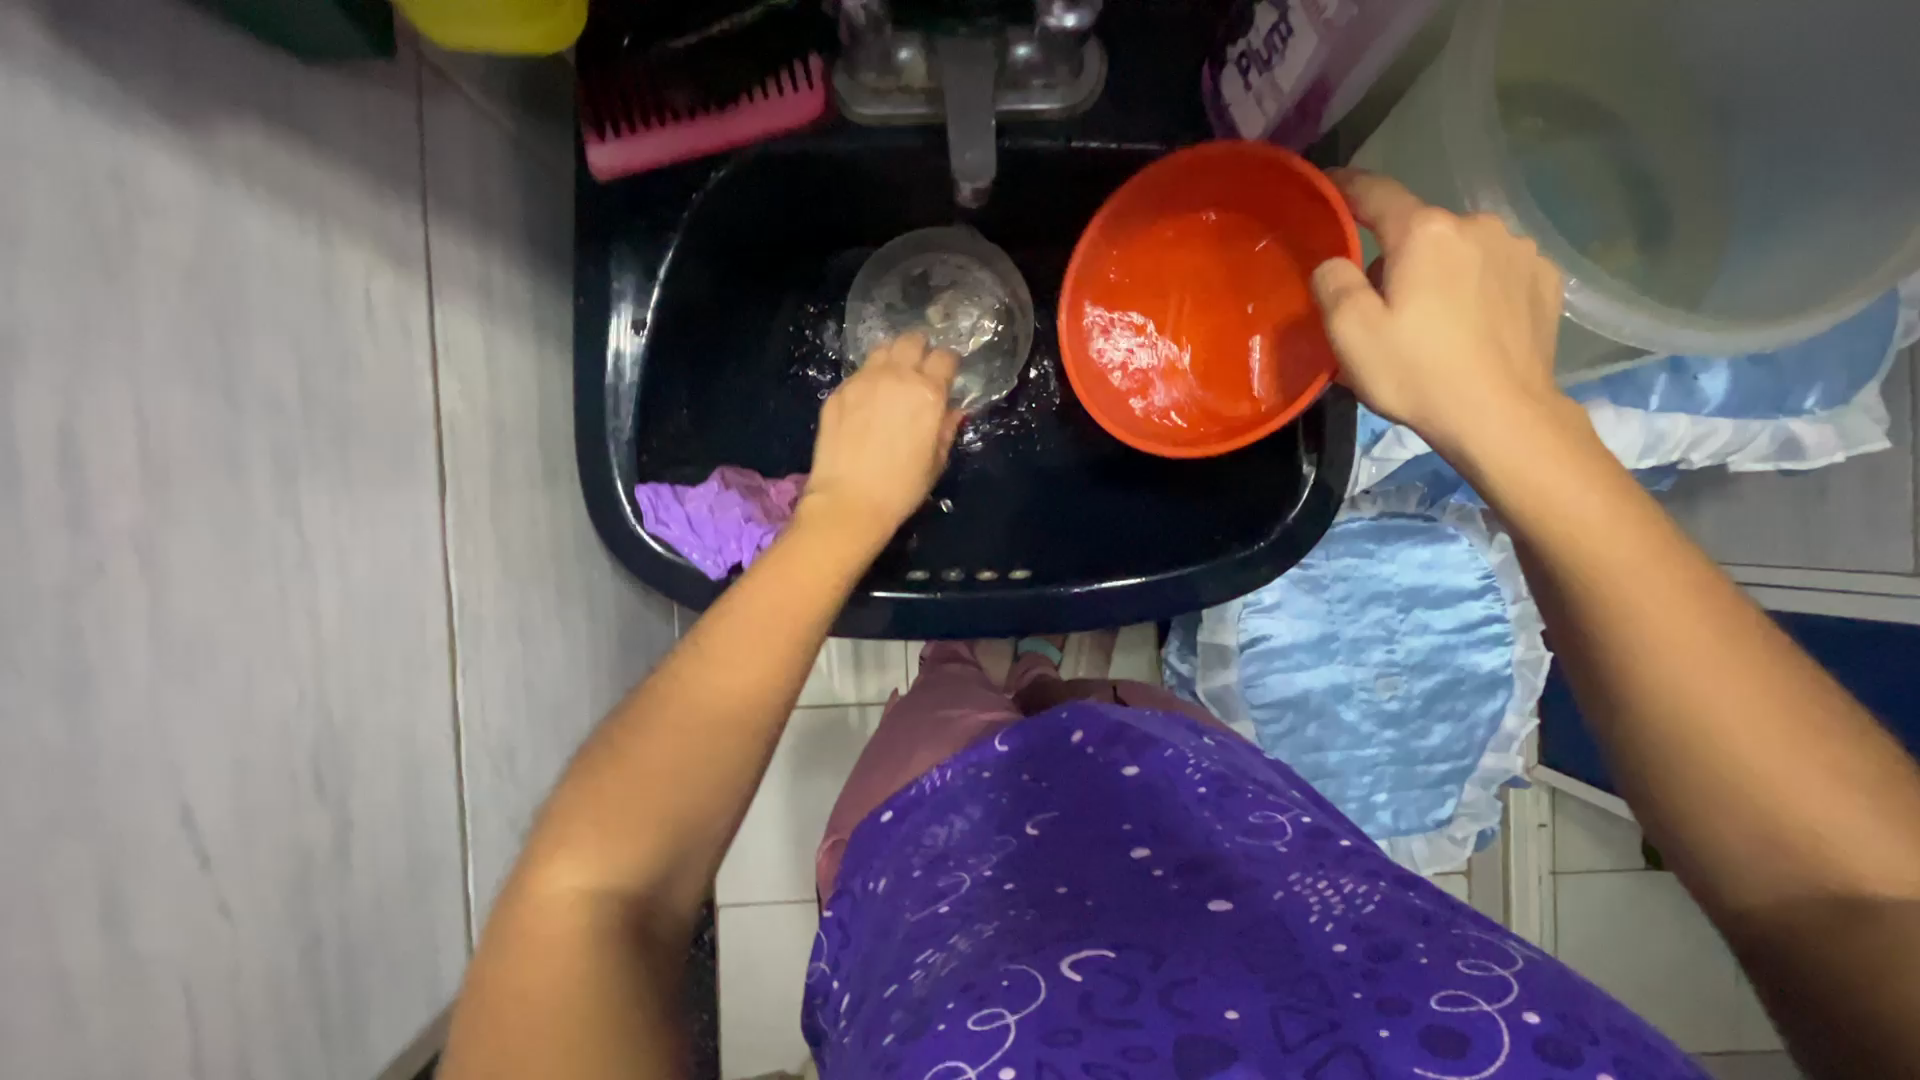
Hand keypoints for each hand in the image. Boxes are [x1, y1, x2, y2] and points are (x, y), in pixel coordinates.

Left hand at [799, 332, 961, 547]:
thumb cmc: (902, 488)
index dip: (949, 364)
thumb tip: (953, 410)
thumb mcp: (937, 461)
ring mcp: (863, 381)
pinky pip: (858, 374)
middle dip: (920, 349)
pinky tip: (867, 402)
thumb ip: (947, 428)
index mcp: (928, 393)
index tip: (947, 374)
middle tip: (919, 368)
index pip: (946, 357)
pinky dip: (868, 380)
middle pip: (911, 341)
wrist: (849, 500)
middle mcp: (897, 377)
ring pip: (882, 350)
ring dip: (892, 358)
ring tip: (892, 378)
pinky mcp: (838, 392)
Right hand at [1310, 169, 1568, 453]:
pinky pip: (1493, 273)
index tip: (1328, 184)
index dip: (1346, 187)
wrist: (1501, 416)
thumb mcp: (1349, 333)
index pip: (1376, 193)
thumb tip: (1336, 262)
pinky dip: (1474, 289)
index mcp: (1425, 233)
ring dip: (1437, 273)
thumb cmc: (1417, 372)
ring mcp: (1519, 251)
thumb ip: (1332, 283)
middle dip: (1395, 257)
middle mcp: (1477, 225)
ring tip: (1428, 322)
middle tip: (1378, 307)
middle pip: (1419, 231)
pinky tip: (1468, 326)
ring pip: (1458, 251)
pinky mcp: (1545, 281)